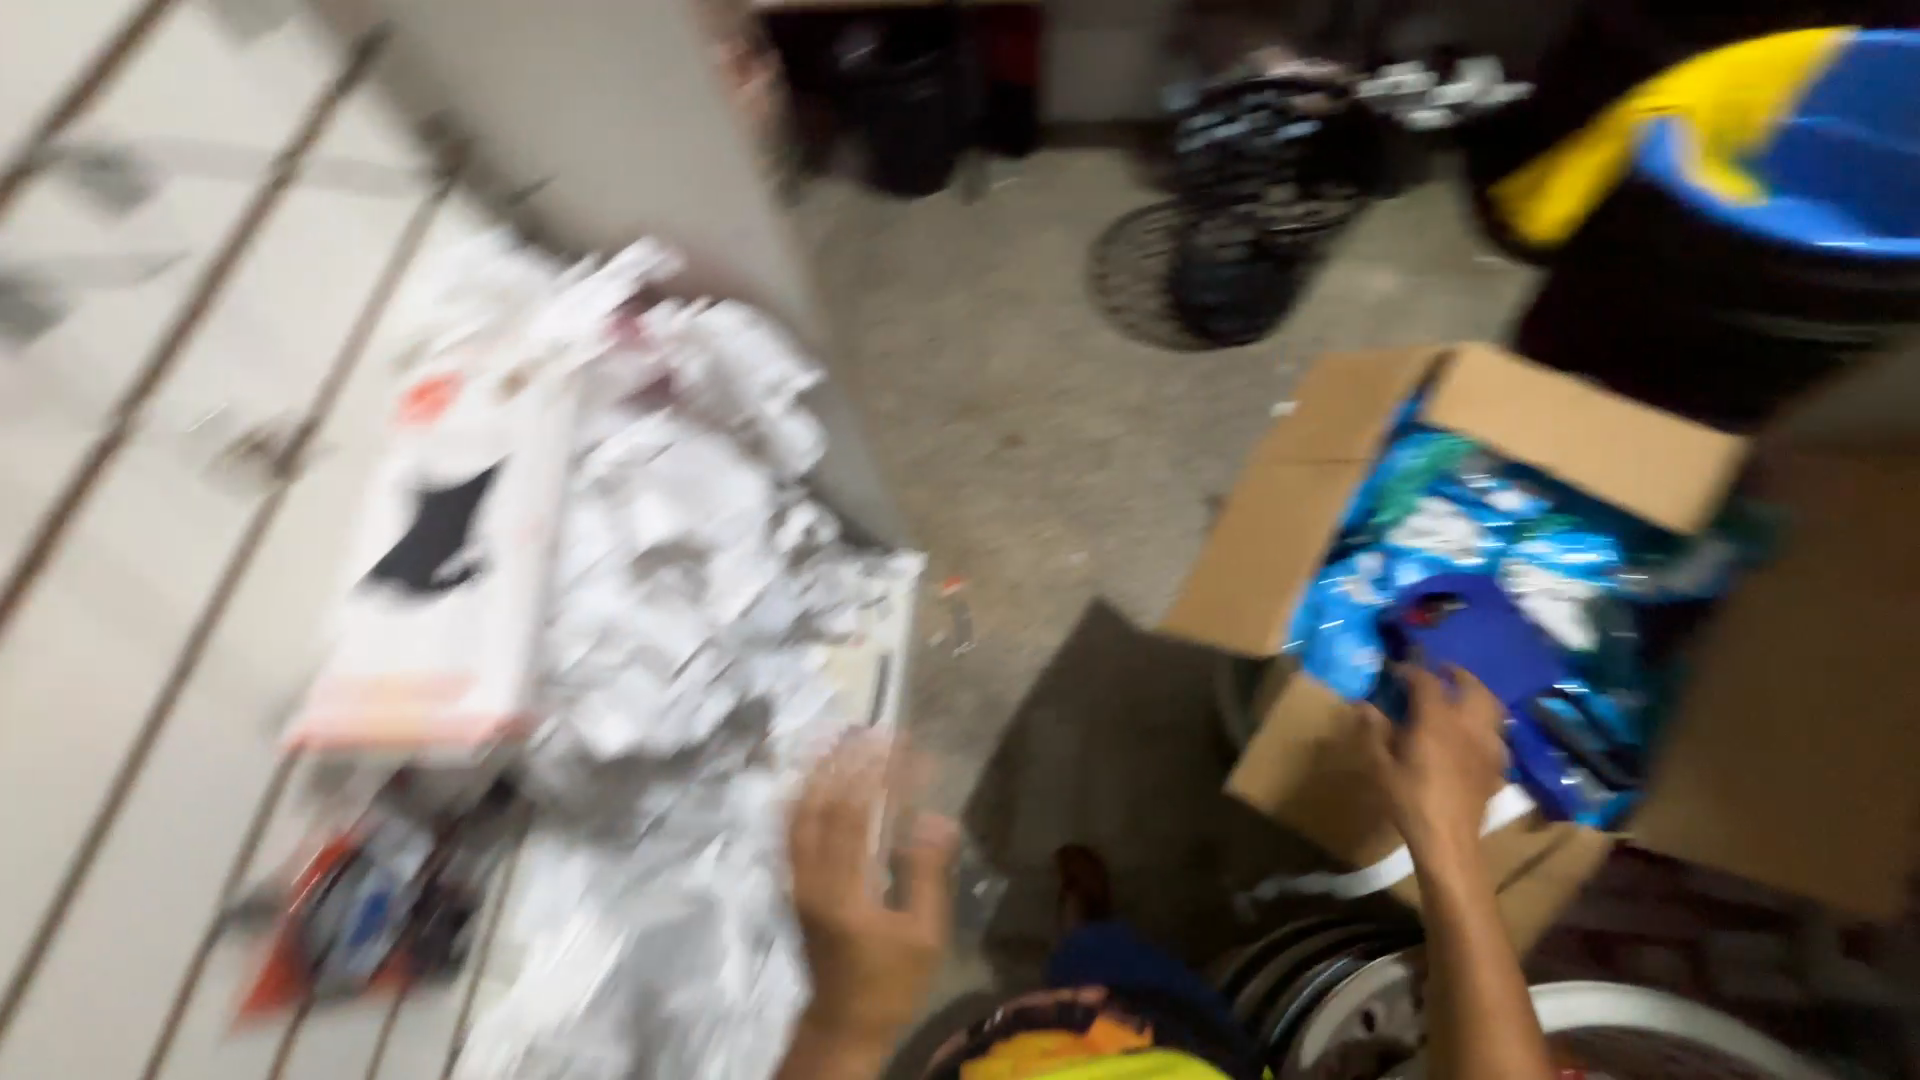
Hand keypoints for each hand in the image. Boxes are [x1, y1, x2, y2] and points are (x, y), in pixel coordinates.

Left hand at [788, 737, 957, 1051]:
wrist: (841, 1023)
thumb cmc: (890, 981)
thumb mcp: (924, 935)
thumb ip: (926, 874)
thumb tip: (935, 817)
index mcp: (844, 889)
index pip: (857, 812)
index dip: (878, 773)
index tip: (902, 745)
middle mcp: (809, 877)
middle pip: (820, 803)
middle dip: (846, 760)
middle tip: (872, 730)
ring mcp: (793, 879)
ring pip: (796, 811)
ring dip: (817, 769)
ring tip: (837, 736)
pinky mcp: (790, 884)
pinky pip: (786, 828)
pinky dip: (798, 794)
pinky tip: (809, 775)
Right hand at [1360, 664, 1508, 865]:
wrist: (1447, 839)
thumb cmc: (1408, 798)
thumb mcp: (1379, 763)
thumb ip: (1373, 729)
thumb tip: (1365, 704)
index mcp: (1436, 721)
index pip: (1426, 682)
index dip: (1410, 671)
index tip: (1395, 670)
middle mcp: (1468, 726)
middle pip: (1472, 687)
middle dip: (1456, 674)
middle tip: (1439, 670)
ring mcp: (1488, 746)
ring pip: (1492, 708)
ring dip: (1476, 695)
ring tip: (1459, 696)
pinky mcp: (1497, 766)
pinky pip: (1496, 734)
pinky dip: (1485, 723)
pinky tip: (1472, 733)